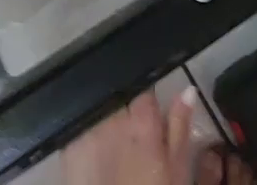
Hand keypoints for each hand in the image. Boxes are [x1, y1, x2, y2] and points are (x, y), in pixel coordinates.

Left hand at [64, 90, 253, 184]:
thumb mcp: (177, 168)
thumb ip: (180, 126)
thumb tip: (188, 90)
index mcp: (141, 120)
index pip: (144, 87)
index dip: (148, 99)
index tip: (150, 113)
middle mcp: (112, 117)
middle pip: (120, 96)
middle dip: (126, 107)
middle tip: (133, 136)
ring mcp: (87, 129)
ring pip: (100, 108)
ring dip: (107, 118)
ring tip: (114, 146)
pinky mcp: (69, 145)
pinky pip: (80, 125)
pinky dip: (88, 131)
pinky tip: (96, 151)